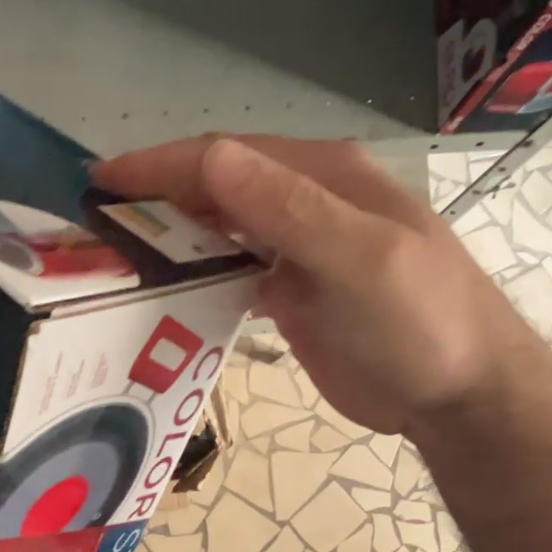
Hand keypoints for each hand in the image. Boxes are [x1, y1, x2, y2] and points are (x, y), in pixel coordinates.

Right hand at [94, 136, 538, 434]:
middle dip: (156, 198)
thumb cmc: (419, 323)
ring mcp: (296, 253)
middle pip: (217, 190)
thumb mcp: (359, 260)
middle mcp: (304, 205)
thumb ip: (289, 210)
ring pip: (219, 232)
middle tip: (94, 223)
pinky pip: (230, 274)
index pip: (227, 159)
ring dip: (170, 237)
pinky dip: (194, 277)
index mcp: (322, 178)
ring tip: (114, 253)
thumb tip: (211, 160)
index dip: (160, 166)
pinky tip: (162, 292)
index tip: (100, 182)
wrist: (457, 392)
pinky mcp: (289, 297)